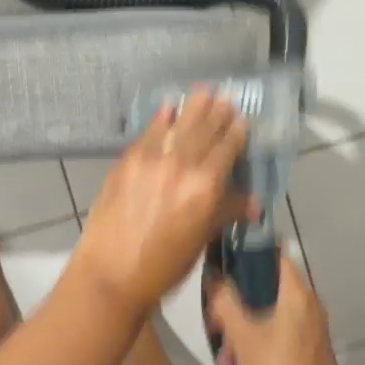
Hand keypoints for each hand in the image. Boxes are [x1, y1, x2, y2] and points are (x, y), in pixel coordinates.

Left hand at [74, 88, 251, 314]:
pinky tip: (168, 108)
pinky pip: (149, 133)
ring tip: (204, 91)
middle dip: (216, 114)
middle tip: (225, 98)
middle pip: (204, 131)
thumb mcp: (201, 239)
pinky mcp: (127, 161)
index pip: (227, 150)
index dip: (236, 132)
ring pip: (178, 125)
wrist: (111, 272)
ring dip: (193, 108)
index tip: (242, 119)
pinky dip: (161, 119)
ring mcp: (151, 159)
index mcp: (206, 186)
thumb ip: (225, 212)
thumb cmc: (164, 265)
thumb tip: (253, 204)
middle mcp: (181, 165)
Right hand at [206, 252, 348, 364]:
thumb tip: (217, 280)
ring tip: (226, 360)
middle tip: (217, 325)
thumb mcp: (241, 335)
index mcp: (297, 294)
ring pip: (271, 317)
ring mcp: (314, 331)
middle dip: (239, 306)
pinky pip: (281, 335)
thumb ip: (226, 302)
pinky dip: (260, 345)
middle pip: (269, 291)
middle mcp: (310, 306)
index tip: (227, 265)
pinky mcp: (313, 352)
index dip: (250, 255)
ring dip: (245, 332)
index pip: (276, 256)